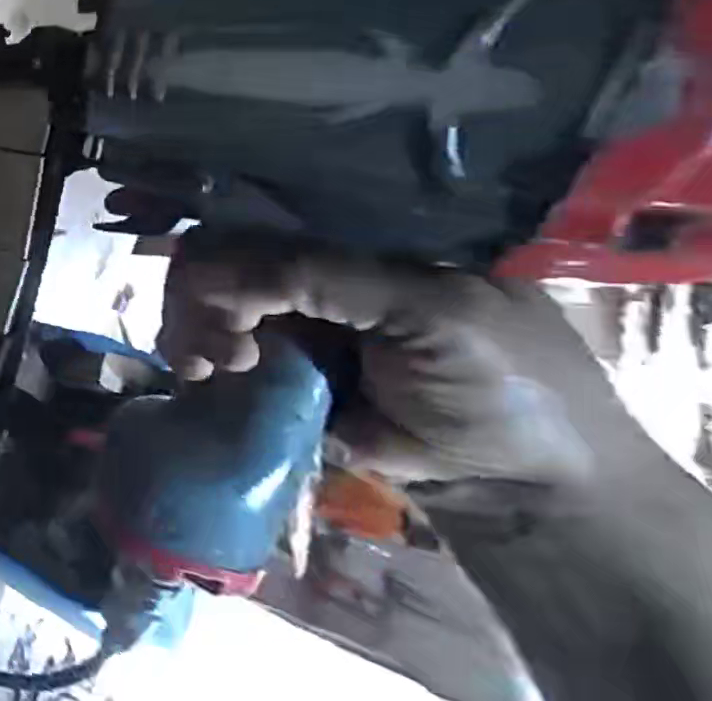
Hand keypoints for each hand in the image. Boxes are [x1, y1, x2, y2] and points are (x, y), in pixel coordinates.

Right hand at [157, 238, 633, 485]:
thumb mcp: (427, 309)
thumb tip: (206, 275)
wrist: (522, 490)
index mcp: (350, 242)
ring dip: (189, 331)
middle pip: (214, 260)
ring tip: (204, 372)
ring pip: (198, 300)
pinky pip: (205, 342)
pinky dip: (189, 352)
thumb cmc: (503, 387)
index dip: (222, 260)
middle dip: (197, 302)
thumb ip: (322, 276)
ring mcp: (281, 317)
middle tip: (217, 355)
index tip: (225, 313)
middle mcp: (306, 271)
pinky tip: (197, 376)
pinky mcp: (266, 362)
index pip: (257, 222)